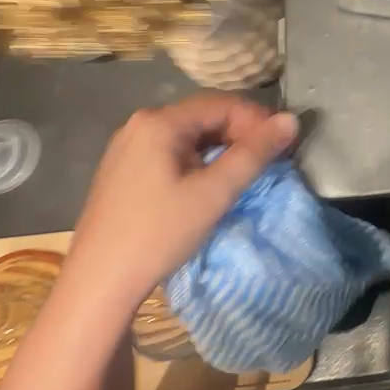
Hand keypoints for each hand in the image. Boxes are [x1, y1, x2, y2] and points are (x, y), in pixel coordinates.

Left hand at [63, 93, 299, 313]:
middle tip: (267, 162)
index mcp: (159, 122)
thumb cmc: (159, 233)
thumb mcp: (214, 193)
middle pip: (204, 116)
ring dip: (221, 149)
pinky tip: (207, 186)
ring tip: (242, 175)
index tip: (281, 149)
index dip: (258, 122)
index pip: (223, 104)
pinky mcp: (123, 171)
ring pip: (189, 136)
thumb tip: (291, 120)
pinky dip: (198, 162)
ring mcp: (127, 148)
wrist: (98, 285)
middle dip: (241, 135)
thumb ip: (255, 153)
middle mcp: (139, 125)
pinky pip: (171, 152)